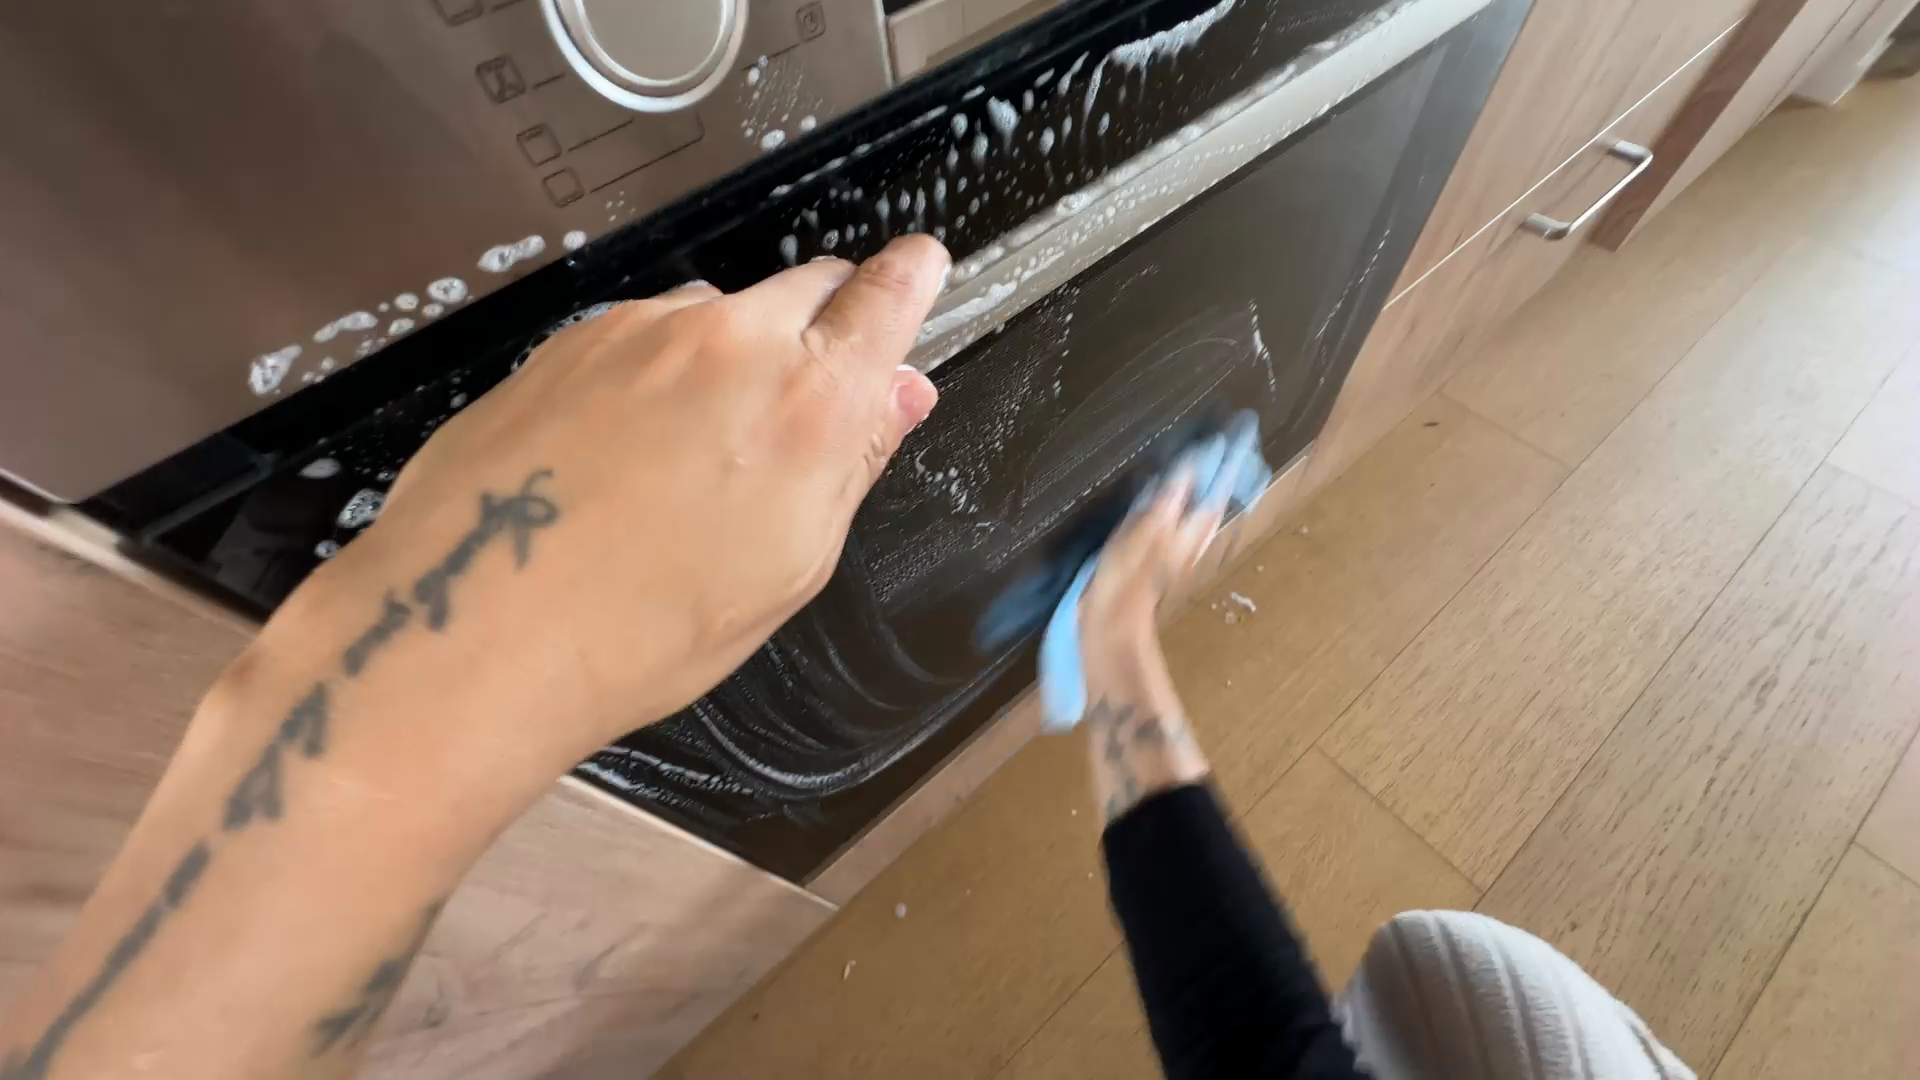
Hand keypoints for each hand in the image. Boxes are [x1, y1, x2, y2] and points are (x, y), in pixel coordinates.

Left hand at [2, 241, 951, 1079]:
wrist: (472, 634)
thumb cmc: (659, 627)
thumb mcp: (793, 562)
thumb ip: (855, 459)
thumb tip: (902, 391)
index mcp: (809, 401)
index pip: (885, 301)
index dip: (912, 278)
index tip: (922, 265)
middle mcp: (732, 339)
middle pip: (812, 286)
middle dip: (831, 325)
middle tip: (812, 401)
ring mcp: (643, 328)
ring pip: (731, 310)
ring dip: (746, 352)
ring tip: (708, 444)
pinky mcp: (571, 338)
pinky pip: (656, 329)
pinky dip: (676, 365)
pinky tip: (639, 442)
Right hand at [1077, 473, 1220, 820]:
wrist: (1108, 632)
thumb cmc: (1124, 584)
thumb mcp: (1142, 537)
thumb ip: (1165, 504)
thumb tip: (1189, 470)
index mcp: (1187, 533)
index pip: (1212, 492)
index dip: (1223, 465)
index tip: (1235, 435)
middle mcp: (1186, 543)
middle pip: (1208, 504)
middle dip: (1216, 476)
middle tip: (1222, 446)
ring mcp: (1171, 555)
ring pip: (1193, 517)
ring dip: (1200, 492)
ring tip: (1203, 467)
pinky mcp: (1153, 565)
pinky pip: (1173, 527)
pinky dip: (1178, 509)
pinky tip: (1169, 503)